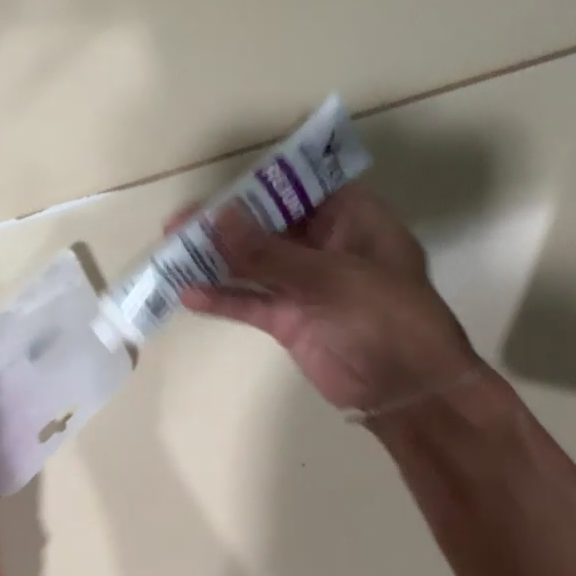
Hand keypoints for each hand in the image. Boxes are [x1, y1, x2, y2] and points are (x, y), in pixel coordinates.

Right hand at [176, 183, 480, 412]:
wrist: (405, 389)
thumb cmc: (386, 317)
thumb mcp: (329, 278)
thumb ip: (269, 252)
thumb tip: (219, 218)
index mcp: (353, 220)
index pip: (301, 189)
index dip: (260, 186)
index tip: (218, 189)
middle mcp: (327, 247)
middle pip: (269, 226)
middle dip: (226, 224)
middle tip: (179, 224)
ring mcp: (305, 286)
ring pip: (253, 265)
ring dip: (215, 260)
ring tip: (171, 254)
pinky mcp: (288, 320)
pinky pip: (250, 303)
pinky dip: (222, 299)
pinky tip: (189, 295)